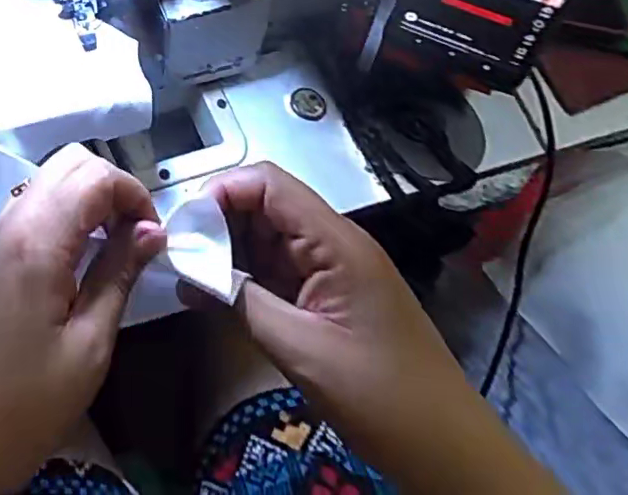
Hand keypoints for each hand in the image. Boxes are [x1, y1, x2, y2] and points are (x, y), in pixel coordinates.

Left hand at [0, 145, 165, 494]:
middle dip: (112, 186)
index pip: (96, 175)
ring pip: (50, 178)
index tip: (152, 235)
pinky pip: (32, 205)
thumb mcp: (88, 346)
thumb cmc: (21, 408)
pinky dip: (65, 211)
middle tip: (132, 233)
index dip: (134, 194)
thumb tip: (153, 230)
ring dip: (88, 196)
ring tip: (110, 245)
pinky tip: (76, 256)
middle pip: (71, 162)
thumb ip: (121, 273)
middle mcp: (10, 222)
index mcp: (35, 240)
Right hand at [206, 163, 562, 493]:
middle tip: (182, 255)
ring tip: (192, 277)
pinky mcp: (330, 292)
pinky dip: (249, 277)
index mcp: (335, 239)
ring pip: (271, 237)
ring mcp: (333, 265)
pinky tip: (219, 296)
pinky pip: (281, 268)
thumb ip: (242, 304)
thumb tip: (188, 276)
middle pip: (268, 204)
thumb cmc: (381, 395)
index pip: (269, 183)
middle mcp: (334, 240)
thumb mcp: (302, 350)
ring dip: (232, 251)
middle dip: (221, 222)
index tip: (187, 226)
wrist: (444, 445)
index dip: (224, 191)